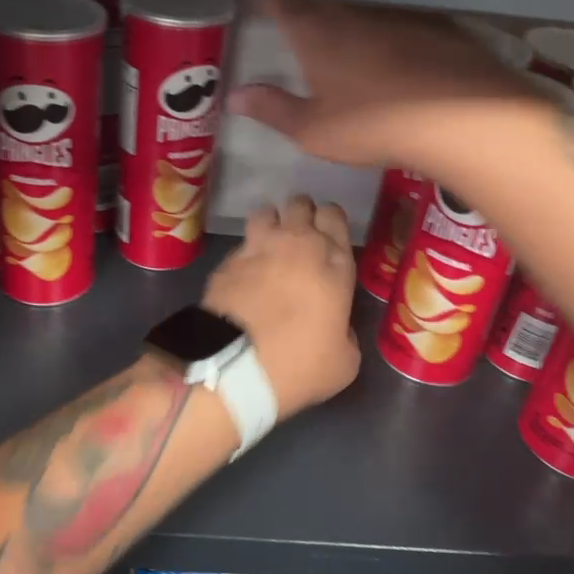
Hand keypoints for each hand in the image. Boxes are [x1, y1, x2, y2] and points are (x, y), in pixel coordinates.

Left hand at [202, 195, 358, 418]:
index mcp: (334, 263)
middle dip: (301, 215)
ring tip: (269, 245)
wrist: (236, 369)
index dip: (330, 222)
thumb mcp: (344, 361)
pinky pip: (241, 243)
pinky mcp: (227, 260)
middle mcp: (298, 244)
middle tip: (299, 238)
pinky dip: (245, 252)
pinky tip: (244, 273)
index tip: (327, 239)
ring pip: (266, 212)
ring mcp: (259, 247)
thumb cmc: (299, 366)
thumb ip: (346, 331)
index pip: (334, 215)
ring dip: (271, 223)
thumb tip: (335, 325)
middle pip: (300, 204)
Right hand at [231, 0, 533, 171]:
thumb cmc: (373, 125)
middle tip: (295, 9)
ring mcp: (395, 9)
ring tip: (341, 20)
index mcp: (314, 30)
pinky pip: (399, 10)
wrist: (458, 116)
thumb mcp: (314, 130)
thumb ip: (273, 110)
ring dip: (347, 6)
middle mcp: (351, 8)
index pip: (280, 0)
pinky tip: (394, 36)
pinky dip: (388, 18)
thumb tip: (234, 96)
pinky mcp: (433, 17)